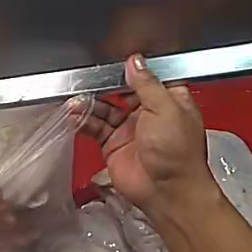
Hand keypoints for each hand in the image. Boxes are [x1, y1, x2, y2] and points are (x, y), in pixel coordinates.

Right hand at [82, 55, 219, 219]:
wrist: (167, 191)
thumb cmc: (177, 152)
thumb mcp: (165, 108)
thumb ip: (147, 84)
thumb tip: (135, 62)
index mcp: (169, 100)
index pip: (149, 77)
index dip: (133, 69)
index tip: (115, 60)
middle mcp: (149, 113)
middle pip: (123, 90)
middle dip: (106, 85)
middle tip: (89, 78)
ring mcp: (131, 129)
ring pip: (105, 108)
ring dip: (90, 103)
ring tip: (76, 99)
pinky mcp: (114, 145)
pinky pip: (95, 128)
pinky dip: (83, 121)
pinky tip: (74, 114)